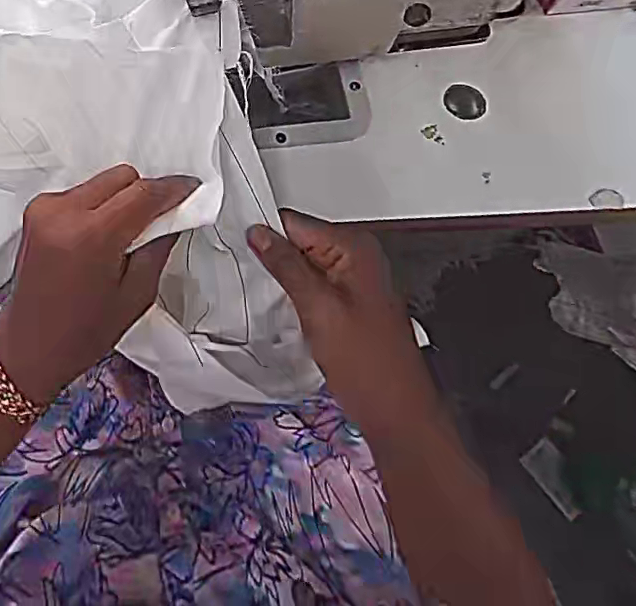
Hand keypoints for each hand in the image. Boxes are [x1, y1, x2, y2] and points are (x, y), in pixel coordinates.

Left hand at [0, 165, 198, 403]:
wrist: (28, 347)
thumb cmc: (80, 333)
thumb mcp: (137, 294)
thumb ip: (160, 245)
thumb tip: (176, 215)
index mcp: (90, 236)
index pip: (144, 193)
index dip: (174, 189)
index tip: (191, 191)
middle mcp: (63, 214)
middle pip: (124, 178)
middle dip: (146, 195)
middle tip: (158, 222)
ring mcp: (45, 209)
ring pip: (104, 181)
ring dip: (122, 198)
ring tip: (125, 235)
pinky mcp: (37, 209)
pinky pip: (83, 191)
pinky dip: (100, 204)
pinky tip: (100, 235)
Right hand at [248, 211, 437, 430]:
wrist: (399, 414)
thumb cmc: (365, 362)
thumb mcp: (318, 307)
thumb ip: (286, 265)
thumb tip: (258, 233)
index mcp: (354, 245)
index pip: (296, 223)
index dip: (266, 235)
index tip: (236, 249)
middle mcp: (358, 254)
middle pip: (301, 241)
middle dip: (274, 258)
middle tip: (247, 279)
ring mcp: (356, 278)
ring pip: (305, 264)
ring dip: (284, 279)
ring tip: (263, 297)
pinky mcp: (351, 300)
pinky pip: (315, 283)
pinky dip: (297, 294)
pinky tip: (284, 311)